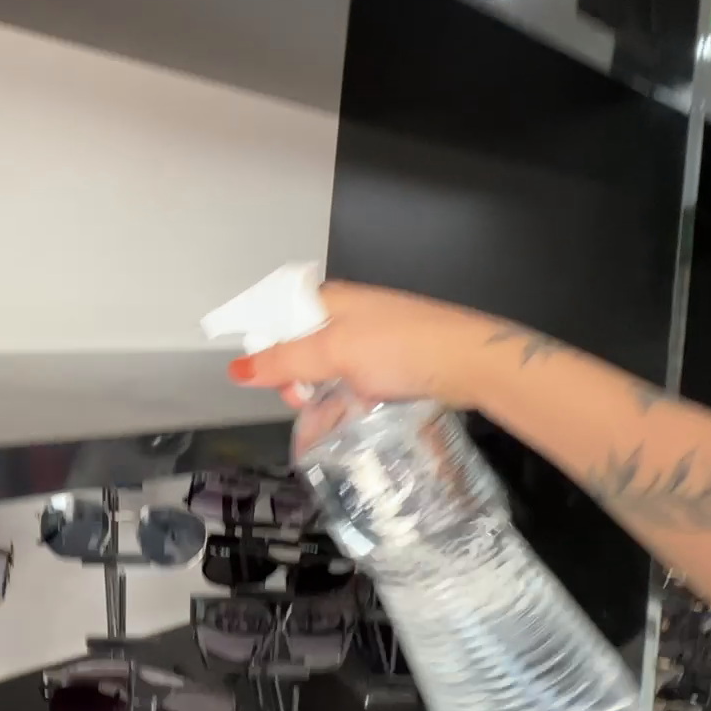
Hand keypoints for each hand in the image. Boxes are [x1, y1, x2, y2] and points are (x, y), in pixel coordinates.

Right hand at [225, 281, 494, 448]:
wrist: (475, 364)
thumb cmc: (400, 348)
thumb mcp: (332, 354)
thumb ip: (282, 362)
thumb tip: (235, 370)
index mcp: (328, 298)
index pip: (277, 318)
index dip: (267, 347)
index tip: (271, 377)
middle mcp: (347, 312)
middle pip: (299, 346)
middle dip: (294, 377)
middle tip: (303, 400)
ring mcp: (372, 337)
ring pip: (326, 368)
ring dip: (320, 391)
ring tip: (329, 412)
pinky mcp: (393, 360)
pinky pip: (353, 379)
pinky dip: (346, 396)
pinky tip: (352, 411)